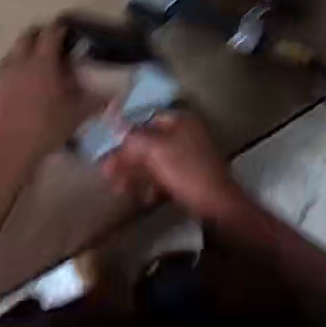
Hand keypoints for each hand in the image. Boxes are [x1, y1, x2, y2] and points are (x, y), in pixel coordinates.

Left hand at [0, 24, 102, 158]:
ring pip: (14, 49)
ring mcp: (4, 72)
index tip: (70, 32)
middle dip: (41, 34)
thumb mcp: (77, 114)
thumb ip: (96, 101)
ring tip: (38, 64)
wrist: (8, 148)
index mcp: (43, 61)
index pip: (52, 32)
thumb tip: (115, 95)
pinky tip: (23, 83)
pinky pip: (5, 67)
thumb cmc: (46, 126)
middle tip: (54, 45)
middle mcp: (21, 60)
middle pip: (29, 34)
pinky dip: (15, 67)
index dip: (61, 28)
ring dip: (26, 50)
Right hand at [101, 111, 251, 221]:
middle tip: (107, 173)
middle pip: (149, 142)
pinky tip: (143, 197)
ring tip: (118, 188)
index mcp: (180, 121)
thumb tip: (115, 124)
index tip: (108, 149)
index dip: (125, 135)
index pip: (146, 120)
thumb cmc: (187, 172)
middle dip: (128, 158)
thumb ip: (134, 137)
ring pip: (156, 161)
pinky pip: (166, 176)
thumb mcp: (156, 151)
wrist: (219, 206)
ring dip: (136, 174)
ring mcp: (190, 156)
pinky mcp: (192, 177)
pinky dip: (152, 184)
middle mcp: (186, 133)